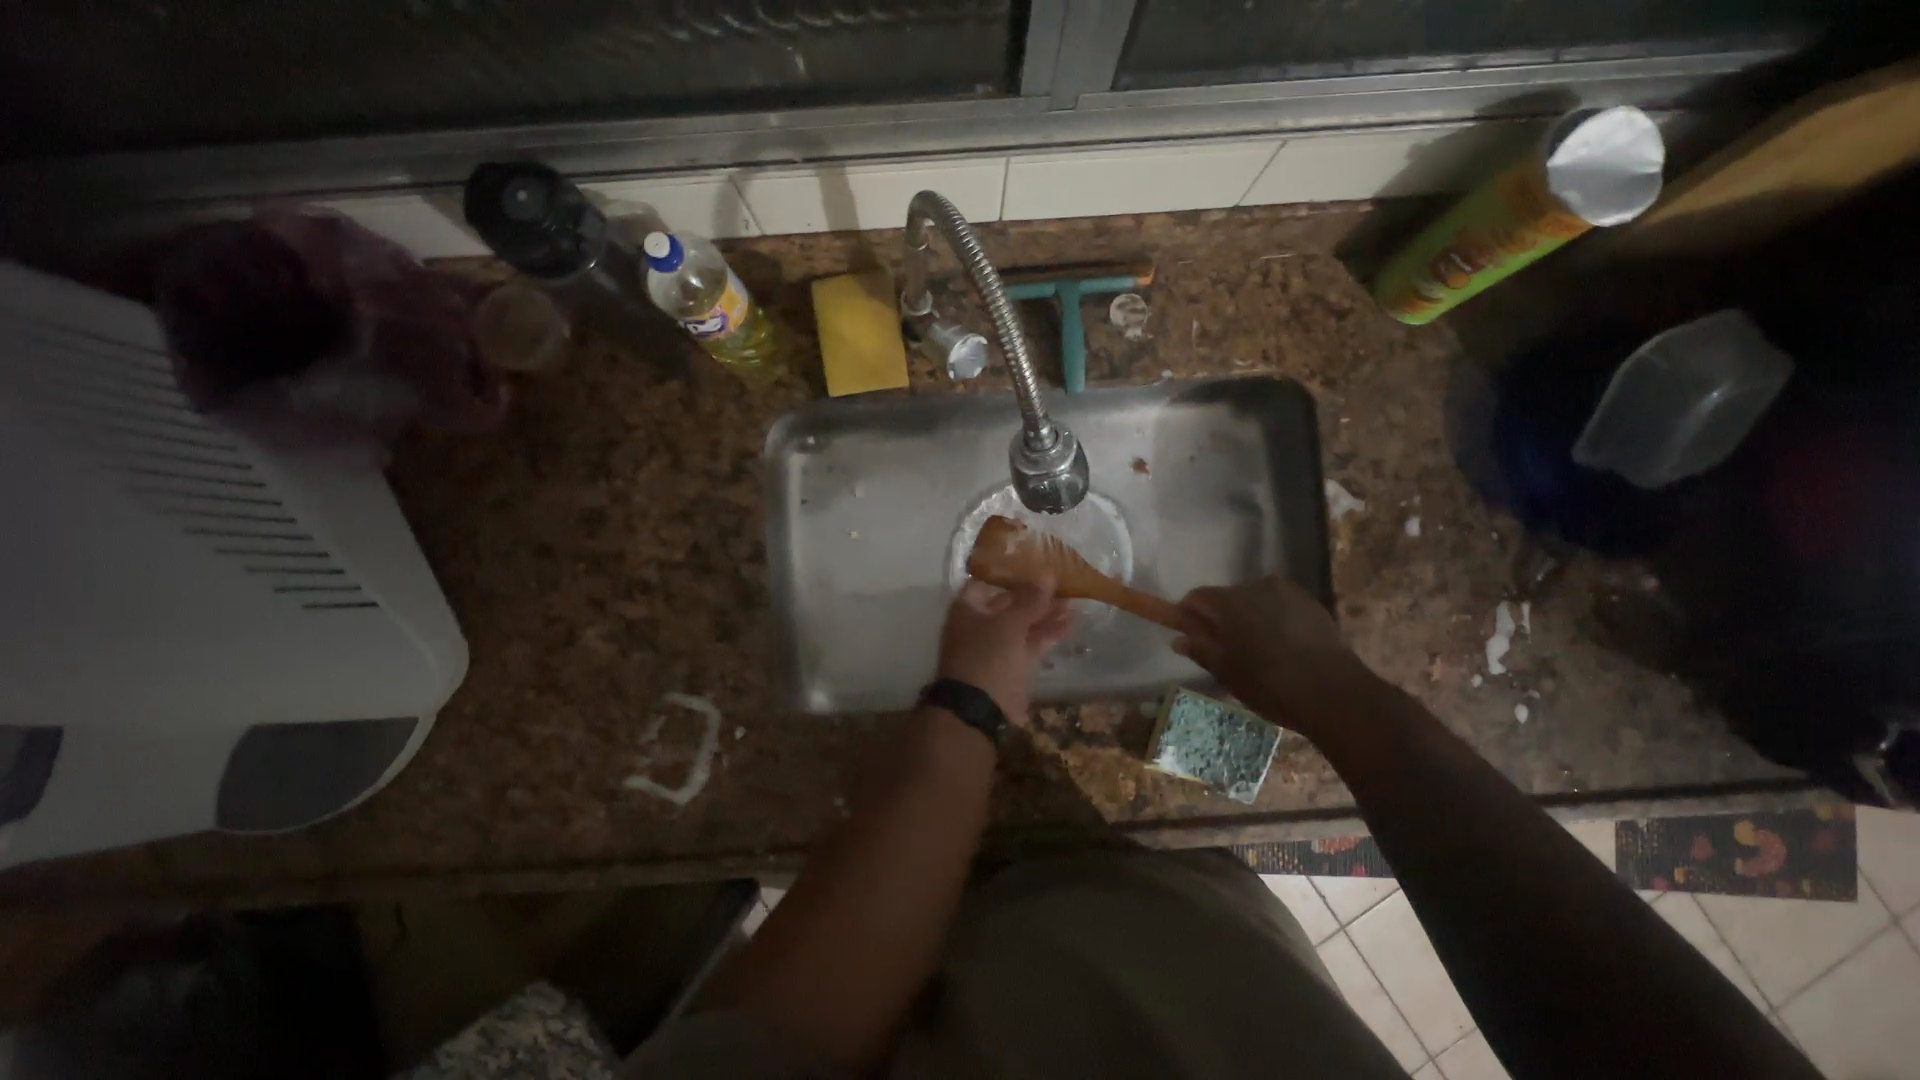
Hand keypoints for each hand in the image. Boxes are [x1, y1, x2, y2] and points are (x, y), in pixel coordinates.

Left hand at [937, 577, 1073, 720]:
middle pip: (1010, 603)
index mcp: (968, 608)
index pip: (988, 582)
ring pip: (1024, 624)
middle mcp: (980, 623)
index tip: (1036, 564)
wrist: (979, 709)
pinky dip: (1049, 634)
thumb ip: (1030, 600)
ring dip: (1047, 614)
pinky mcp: (1014, 664)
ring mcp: (997, 645)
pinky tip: (1071, 624)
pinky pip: (1032, 643)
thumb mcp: (1009, 624)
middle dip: (1036, 595)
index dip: (1010, 574)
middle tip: (1063, 583)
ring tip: (1074, 602)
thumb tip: (1048, 574)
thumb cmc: (986, 656)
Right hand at [1173, 576, 1375, 734]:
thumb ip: (1203, 650)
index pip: (1197, 598)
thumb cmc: (1270, 685)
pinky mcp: (1312, 603)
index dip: (1188, 615)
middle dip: (1222, 618)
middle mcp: (1257, 586)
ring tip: (1259, 651)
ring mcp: (1288, 592)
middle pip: (1227, 597)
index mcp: (1231, 602)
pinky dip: (1274, 620)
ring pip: (1256, 601)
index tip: (1191, 636)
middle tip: (1227, 651)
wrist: (1334, 692)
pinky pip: (1280, 606)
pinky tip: (1283, 648)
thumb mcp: (1229, 673)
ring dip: (1250, 618)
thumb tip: (1180, 639)